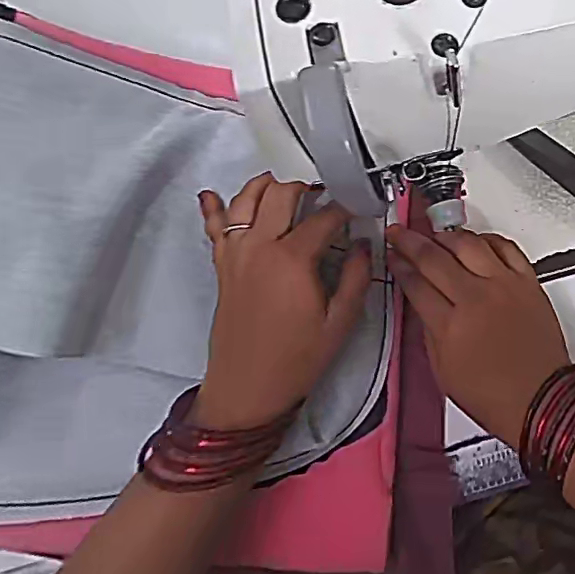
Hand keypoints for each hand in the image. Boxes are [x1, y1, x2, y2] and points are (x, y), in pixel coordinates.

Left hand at [195, 173, 371, 429]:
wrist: (247, 388)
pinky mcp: (222, 266)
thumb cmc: (296, 359)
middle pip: (280, 194)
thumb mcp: (340, 322)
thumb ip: (357, 278)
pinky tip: (210, 195)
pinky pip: (214, 228)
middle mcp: (260, 247)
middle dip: (305, 188)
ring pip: (244, 200)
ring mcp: (236, 254)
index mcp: (292, 259)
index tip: (358, 208)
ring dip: (264, 186)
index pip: (324, 217)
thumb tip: (364, 246)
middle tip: (323, 198)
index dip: (345, 209)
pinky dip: (213, 208)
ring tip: (282, 185)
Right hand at [386, 224, 569, 448]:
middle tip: (400, 234)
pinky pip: (505, 247)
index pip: (416, 283)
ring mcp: (504, 286)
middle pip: (434, 257)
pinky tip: (476, 241)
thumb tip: (419, 301)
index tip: (393, 257)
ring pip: (468, 243)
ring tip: (434, 236)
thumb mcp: (443, 371)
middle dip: (410, 242)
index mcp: (450, 326)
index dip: (399, 266)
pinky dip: (487, 239)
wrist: (541, 401)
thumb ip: (428, 330)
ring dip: (445, 236)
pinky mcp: (528, 282)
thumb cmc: (495, 395)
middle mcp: (476, 299)